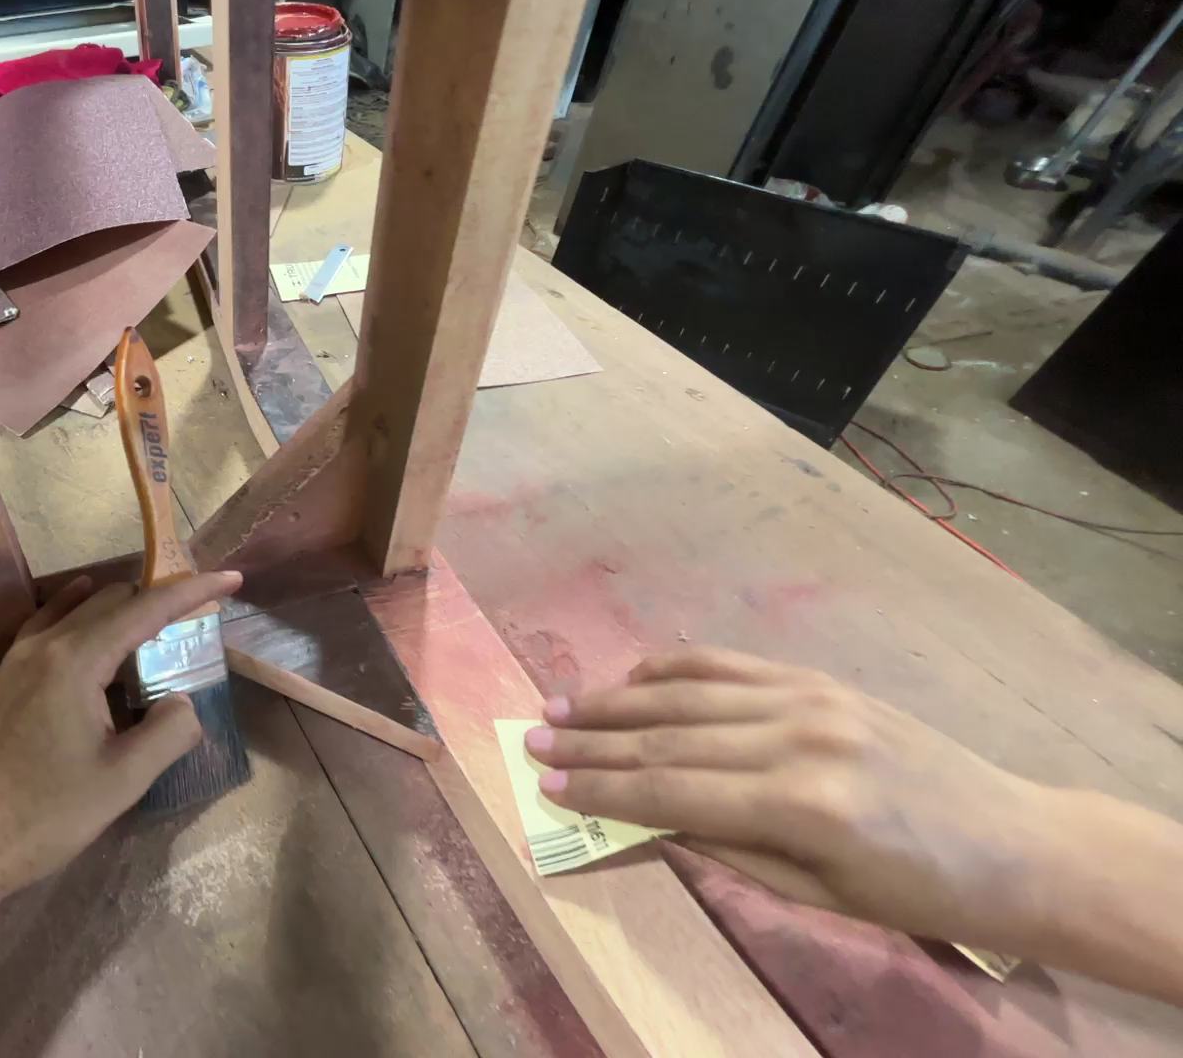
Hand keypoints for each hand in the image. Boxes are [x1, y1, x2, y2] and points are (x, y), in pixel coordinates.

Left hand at [0, 571, 242, 899]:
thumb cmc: (44, 816)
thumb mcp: (123, 780)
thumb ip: (168, 731)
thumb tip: (183, 703)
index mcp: (76, 660)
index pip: (146, 609)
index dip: (193, 591)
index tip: (230, 579)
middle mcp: (45, 645)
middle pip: (115, 602)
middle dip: (161, 601)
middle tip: (200, 620)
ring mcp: (19, 658)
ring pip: (83, 611)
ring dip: (125, 611)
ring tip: (159, 628)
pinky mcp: (6, 678)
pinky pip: (50, 625)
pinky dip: (81, 612)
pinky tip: (87, 608)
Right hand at [524, 647, 1061, 951]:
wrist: (1024, 844)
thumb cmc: (920, 891)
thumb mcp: (816, 894)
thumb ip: (717, 848)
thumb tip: (636, 817)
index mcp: (802, 806)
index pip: (670, 791)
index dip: (601, 790)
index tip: (548, 787)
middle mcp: (796, 739)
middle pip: (664, 736)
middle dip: (589, 743)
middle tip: (532, 740)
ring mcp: (804, 698)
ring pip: (682, 693)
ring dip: (610, 700)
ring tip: (558, 707)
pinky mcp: (813, 677)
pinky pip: (722, 664)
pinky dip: (665, 669)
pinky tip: (627, 679)